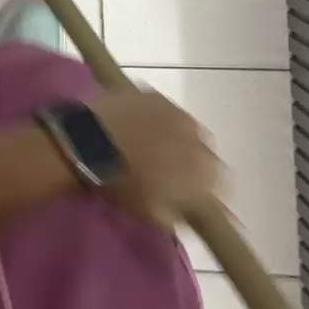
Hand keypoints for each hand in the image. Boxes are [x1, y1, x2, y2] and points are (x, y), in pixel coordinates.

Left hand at [88, 87, 222, 225]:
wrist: (90, 142)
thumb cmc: (125, 184)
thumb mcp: (158, 215)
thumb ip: (184, 214)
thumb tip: (195, 213)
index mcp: (207, 170)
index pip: (219, 182)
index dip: (201, 187)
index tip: (185, 191)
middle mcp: (199, 137)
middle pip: (202, 150)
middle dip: (188, 158)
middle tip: (163, 165)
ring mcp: (175, 110)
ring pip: (182, 127)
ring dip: (171, 135)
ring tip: (146, 141)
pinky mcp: (151, 93)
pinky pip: (160, 108)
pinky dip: (152, 116)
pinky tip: (135, 123)